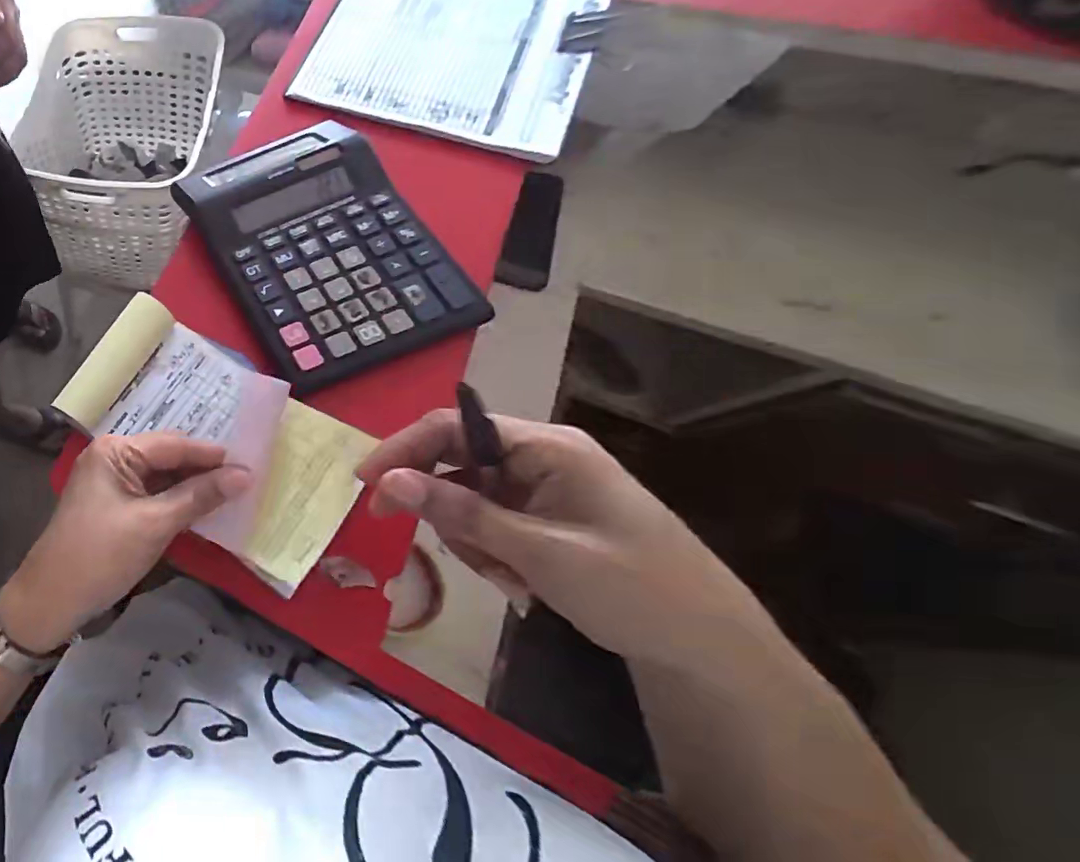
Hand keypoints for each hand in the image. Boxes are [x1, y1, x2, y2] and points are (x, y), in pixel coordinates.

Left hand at [0, 0, 25, 88]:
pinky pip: (10, 55)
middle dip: (6, 72)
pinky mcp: (2, 30)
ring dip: (6, 73)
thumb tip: (0, 21)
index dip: (2, 62)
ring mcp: (9, 23)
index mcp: (6, 4)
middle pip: (19, 52)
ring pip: (17, 56)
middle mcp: (12, 15)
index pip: (12, 40)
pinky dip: (3, 69)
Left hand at [0, 434, 251, 651]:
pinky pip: (152, 494)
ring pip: (161, 477)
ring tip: (234, 491)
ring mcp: (110, 482)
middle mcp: (111, 457)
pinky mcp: (113, 505)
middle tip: (247, 476)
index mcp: (114, 450)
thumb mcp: (154, 524)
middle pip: (167, 457)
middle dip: (204, 468)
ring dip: (192, 486)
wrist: (51, 600)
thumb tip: (244, 476)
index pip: (173, 444)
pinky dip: (176, 501)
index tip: (251, 463)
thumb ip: (199, 496)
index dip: (211, 455)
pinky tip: (203, 508)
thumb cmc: (101, 555)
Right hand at [356, 411, 774, 672]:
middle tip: (454, 551)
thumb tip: (386, 481)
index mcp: (547, 446)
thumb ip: (460, 512)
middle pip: (458, 462)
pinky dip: (492, 552)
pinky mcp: (546, 516)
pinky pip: (492, 522)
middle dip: (448, 509)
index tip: (366, 482)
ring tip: (510, 581)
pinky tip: (520, 585)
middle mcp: (541, 456)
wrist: (713, 652)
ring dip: (474, 540)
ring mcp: (544, 487)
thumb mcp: (538, 552)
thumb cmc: (634, 589)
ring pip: (471, 498)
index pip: (454, 426)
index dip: (404, 449)